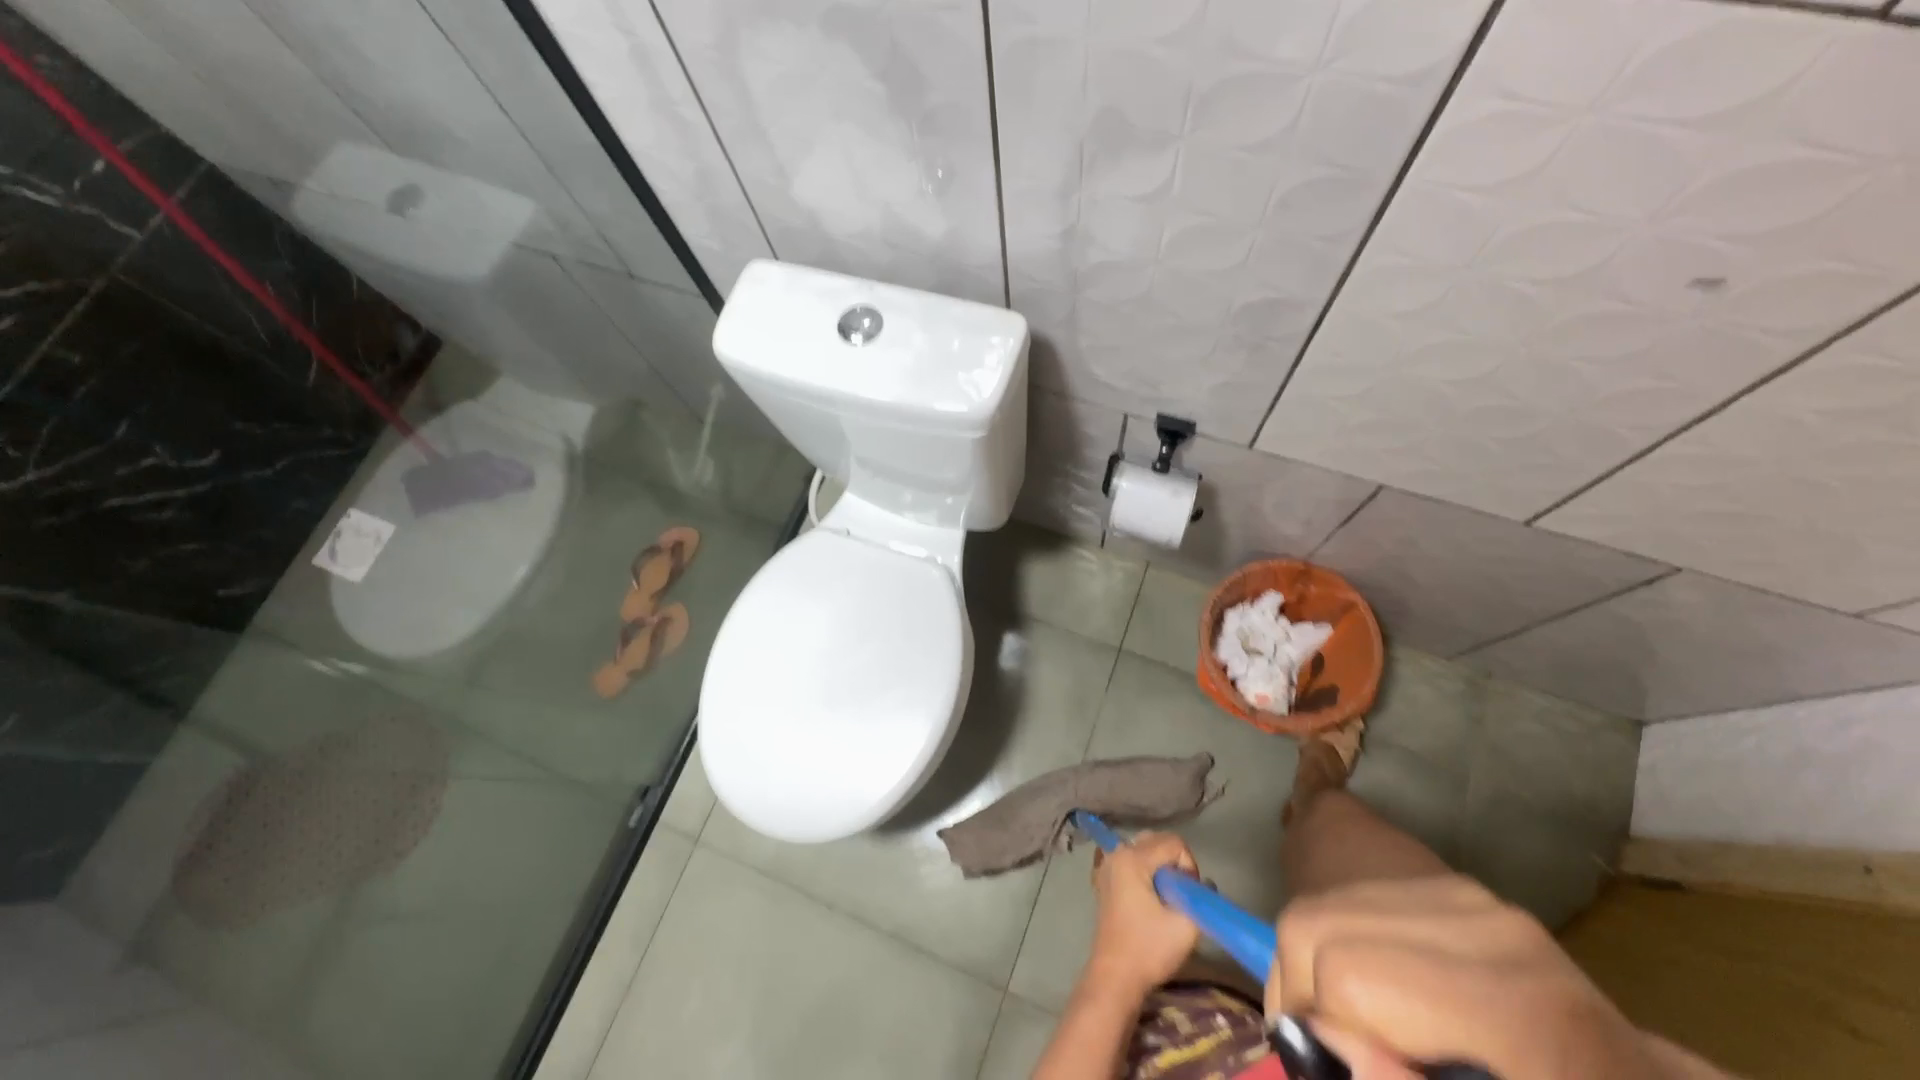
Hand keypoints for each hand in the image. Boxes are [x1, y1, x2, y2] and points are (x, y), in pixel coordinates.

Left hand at [1086, 832, 1199, 996]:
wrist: (1115, 976)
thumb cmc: (1149, 949)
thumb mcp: (1187, 925)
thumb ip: (1201, 896)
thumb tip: (1203, 884)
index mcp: (1132, 859)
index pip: (1174, 843)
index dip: (1188, 866)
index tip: (1188, 895)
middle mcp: (1116, 855)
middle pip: (1156, 841)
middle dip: (1175, 864)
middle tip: (1179, 895)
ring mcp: (1107, 867)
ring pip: (1143, 850)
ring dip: (1160, 868)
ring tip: (1166, 898)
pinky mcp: (1104, 882)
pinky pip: (1131, 863)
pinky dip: (1145, 873)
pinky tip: (1149, 900)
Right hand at [1266, 875, 1663, 1079]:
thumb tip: (1328, 1043)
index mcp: (1517, 1009)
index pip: (1347, 975)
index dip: (1317, 1030)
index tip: (1328, 1071)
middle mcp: (1490, 930)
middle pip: (1317, 924)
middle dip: (1295, 992)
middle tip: (1322, 1049)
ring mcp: (1471, 898)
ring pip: (1323, 905)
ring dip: (1307, 968)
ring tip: (1339, 1025)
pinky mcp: (1457, 889)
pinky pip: (1349, 900)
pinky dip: (1331, 945)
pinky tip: (1363, 993)